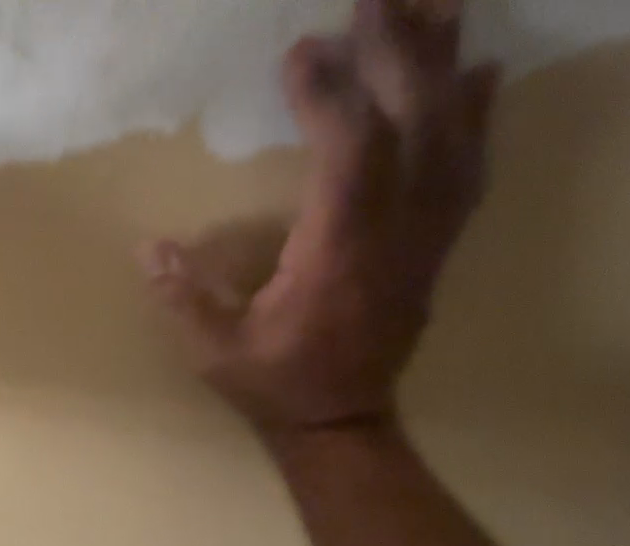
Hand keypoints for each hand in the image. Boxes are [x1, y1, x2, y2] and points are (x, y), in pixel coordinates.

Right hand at [147, 0, 499, 432]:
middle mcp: (396, 233)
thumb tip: (149, 249)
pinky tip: (480, 75)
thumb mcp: (215, 352)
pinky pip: (470, 169)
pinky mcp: (436, 243)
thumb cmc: (274, 385)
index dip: (331, 96)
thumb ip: (186, 299)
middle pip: (415, 124)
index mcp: (339, 255)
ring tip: (439, 4)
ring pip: (453, 136)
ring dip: (446, 66)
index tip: (302, 50)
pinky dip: (478, 117)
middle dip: (398, 52)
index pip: (349, 155)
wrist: (342, 420)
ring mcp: (426, 236)